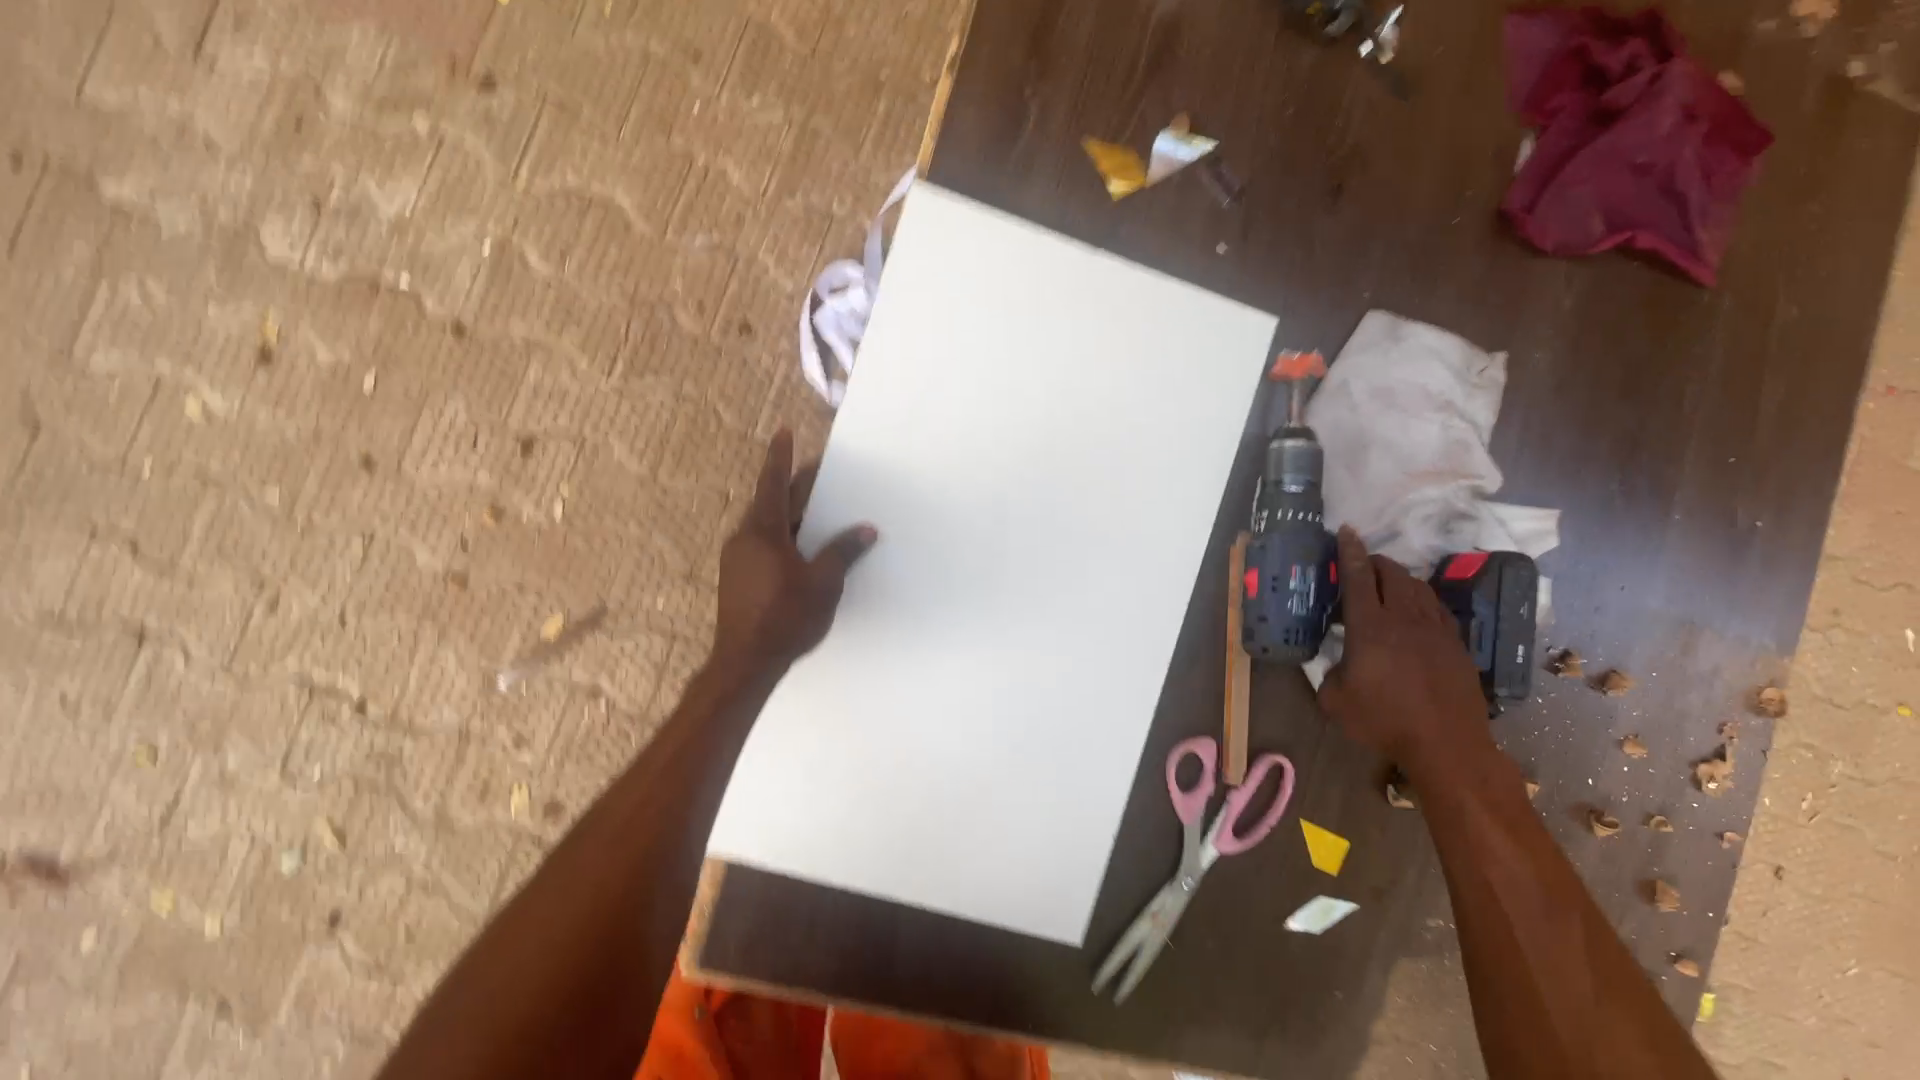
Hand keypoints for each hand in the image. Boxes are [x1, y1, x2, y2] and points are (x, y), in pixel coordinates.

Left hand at [711, 431, 877, 671]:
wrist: (745, 662)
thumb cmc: (785, 617)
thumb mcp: (823, 583)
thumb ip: (842, 552)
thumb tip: (865, 530)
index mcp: (762, 532)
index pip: (773, 484)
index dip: (780, 457)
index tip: (783, 431)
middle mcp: (744, 539)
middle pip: (771, 504)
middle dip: (795, 488)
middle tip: (818, 475)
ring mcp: (737, 560)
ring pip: (767, 526)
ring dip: (790, 515)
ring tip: (816, 511)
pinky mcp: (738, 580)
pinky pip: (763, 545)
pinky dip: (784, 537)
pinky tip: (802, 549)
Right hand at [1317, 527, 1490, 768]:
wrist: (1446, 744)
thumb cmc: (1384, 722)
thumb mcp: (1335, 701)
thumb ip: (1329, 673)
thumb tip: (1338, 663)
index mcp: (1370, 627)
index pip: (1358, 577)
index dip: (1350, 551)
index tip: (1346, 531)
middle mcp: (1404, 618)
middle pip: (1391, 573)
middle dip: (1375, 562)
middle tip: (1363, 565)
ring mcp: (1435, 629)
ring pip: (1418, 587)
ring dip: (1399, 578)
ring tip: (1388, 584)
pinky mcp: (1456, 644)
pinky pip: (1437, 608)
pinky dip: (1422, 600)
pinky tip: (1417, 610)